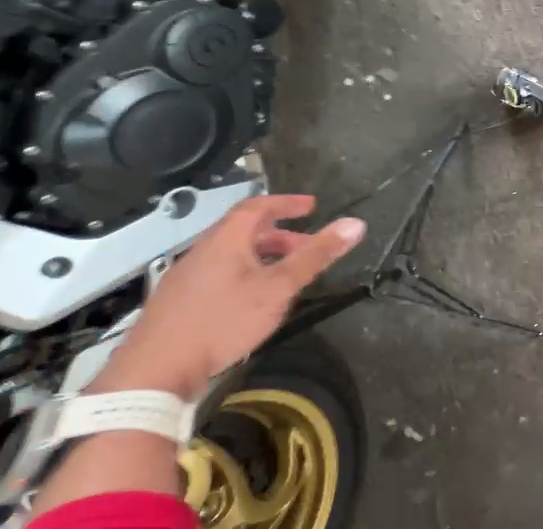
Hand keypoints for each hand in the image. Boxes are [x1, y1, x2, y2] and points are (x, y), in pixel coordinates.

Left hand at [90, 195, 364, 399]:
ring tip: (286, 275)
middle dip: (280, 234)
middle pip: (242, 232)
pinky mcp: (176, 303)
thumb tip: (356, 223)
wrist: (153, 374)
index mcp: (223, 243)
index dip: (285, 203)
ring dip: (262, 256)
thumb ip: (316, 255)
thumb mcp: (279, 287)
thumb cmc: (221, 321)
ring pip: (230, 255)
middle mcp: (201, 254)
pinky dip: (244, 273)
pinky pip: (217, 274)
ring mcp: (184, 280)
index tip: (311, 206)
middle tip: (307, 246)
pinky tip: (253, 298)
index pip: (255, 208)